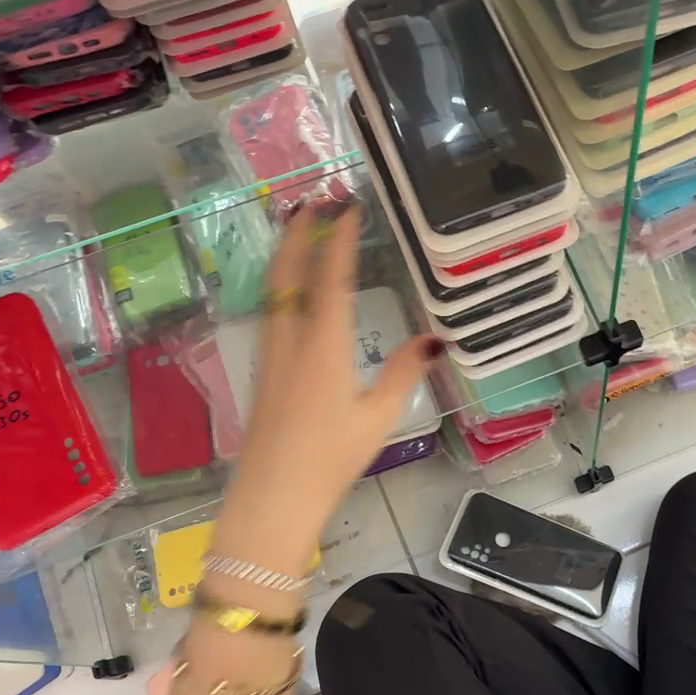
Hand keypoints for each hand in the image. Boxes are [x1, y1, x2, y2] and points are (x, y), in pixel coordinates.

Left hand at [218, 205, 438, 571]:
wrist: (274, 494)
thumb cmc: (331, 458)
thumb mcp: (378, 417)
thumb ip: (404, 373)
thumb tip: (435, 339)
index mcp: (324, 347)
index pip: (330, 278)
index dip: (339, 238)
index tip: (347, 205)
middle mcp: (290, 340)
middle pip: (288, 272)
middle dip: (299, 231)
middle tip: (313, 199)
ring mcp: (269, 354)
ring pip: (271, 289)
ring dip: (284, 253)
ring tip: (296, 227)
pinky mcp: (260, 371)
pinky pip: (268, 311)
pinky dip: (277, 284)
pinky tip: (285, 288)